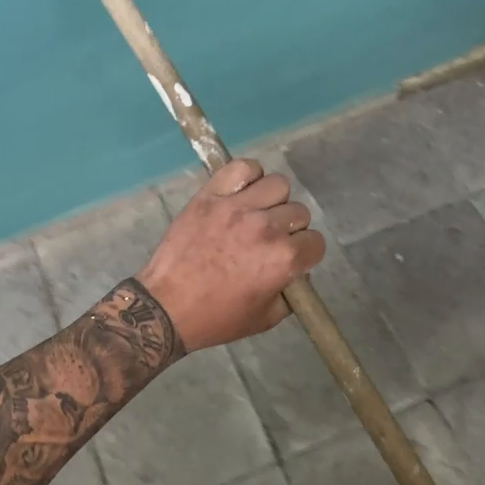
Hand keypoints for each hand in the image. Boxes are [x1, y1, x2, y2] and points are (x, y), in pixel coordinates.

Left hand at [136, 159, 327, 351]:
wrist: (169, 304)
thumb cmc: (218, 316)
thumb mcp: (267, 317)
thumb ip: (291, 291)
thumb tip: (298, 270)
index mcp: (283, 259)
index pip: (316, 241)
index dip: (306, 252)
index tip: (293, 256)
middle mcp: (265, 227)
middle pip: (298, 212)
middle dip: (290, 228)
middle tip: (270, 238)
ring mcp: (236, 207)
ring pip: (277, 184)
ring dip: (272, 200)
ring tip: (256, 212)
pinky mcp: (211, 195)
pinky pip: (241, 167)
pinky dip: (248, 174)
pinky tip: (242, 191)